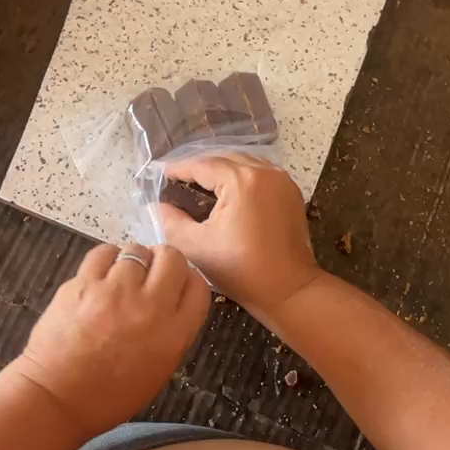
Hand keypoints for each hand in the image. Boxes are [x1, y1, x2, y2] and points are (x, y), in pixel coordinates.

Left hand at [10, 242, 211, 438]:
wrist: (57, 398)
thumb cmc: (108, 395)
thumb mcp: (158, 370)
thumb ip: (172, 332)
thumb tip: (170, 301)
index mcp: (174, 334)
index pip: (198, 286)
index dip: (188, 280)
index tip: (176, 283)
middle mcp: (151, 307)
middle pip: (172, 258)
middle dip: (164, 261)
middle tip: (150, 273)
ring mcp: (116, 291)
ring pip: (137, 250)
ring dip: (133, 259)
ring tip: (121, 276)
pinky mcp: (84, 283)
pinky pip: (103, 252)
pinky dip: (106, 258)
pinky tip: (101, 273)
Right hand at [152, 153, 323, 314]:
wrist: (290, 290)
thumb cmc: (241, 270)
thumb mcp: (197, 247)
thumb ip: (171, 221)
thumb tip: (158, 205)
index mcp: (242, 181)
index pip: (202, 165)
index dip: (178, 169)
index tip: (160, 175)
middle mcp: (265, 172)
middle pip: (224, 159)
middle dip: (199, 168)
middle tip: (177, 182)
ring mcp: (282, 180)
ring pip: (243, 164)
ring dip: (221, 171)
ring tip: (200, 186)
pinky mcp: (291, 192)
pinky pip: (260, 174)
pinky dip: (241, 178)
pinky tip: (227, 193)